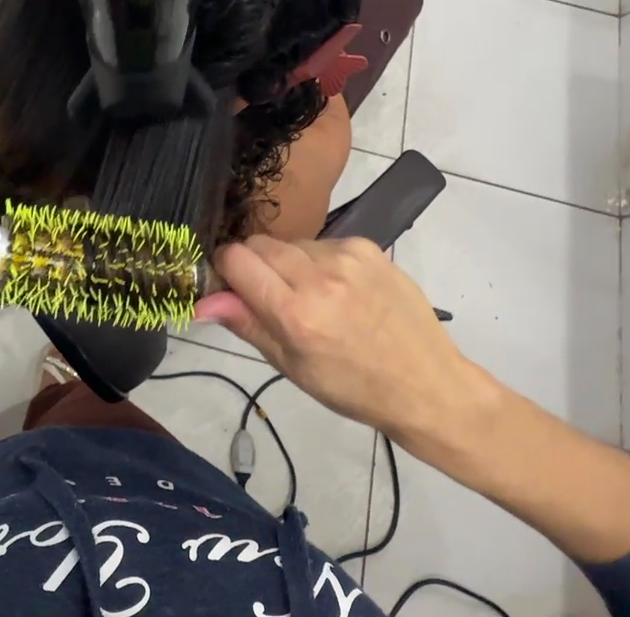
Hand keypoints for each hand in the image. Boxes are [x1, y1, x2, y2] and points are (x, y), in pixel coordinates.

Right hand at [196, 236, 495, 449]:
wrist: (429, 386)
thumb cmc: (352, 387)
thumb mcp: (291, 366)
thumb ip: (245, 323)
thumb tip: (200, 302)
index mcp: (296, 314)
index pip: (234, 259)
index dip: (225, 270)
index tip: (232, 289)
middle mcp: (319, 277)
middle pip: (257, 244)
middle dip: (253, 265)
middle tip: (272, 297)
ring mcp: (347, 257)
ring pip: (288, 243)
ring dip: (287, 263)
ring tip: (313, 297)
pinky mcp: (367, 247)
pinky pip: (321, 242)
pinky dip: (319, 261)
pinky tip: (339, 289)